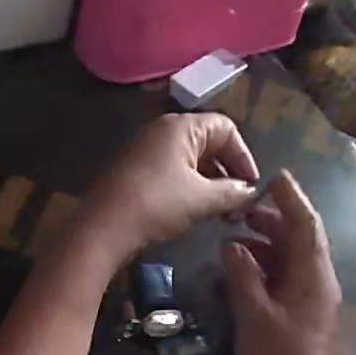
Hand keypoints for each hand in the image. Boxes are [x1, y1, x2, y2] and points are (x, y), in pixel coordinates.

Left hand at [81, 113, 259, 260]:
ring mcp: (147, 152)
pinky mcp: (136, 174)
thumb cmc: (157, 204)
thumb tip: (250, 193)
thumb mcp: (201, 199)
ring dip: (210, 186)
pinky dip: (190, 191)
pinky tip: (196, 214)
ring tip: (221, 215)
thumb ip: (232, 194)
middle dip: (228, 174)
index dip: (244, 157)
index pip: (226, 129)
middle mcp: (163, 132)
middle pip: (209, 145)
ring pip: (190, 163)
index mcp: (182, 127)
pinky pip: (172, 175)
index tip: (252, 187)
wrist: (104, 227)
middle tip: (239, 206)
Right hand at [223, 172, 341, 354]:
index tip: (272, 178)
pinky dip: (265, 270)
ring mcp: (310, 302)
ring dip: (267, 246)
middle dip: (274, 221)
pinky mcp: (300, 318)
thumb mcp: (254, 315)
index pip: (306, 224)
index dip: (290, 198)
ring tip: (236, 238)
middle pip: (300, 240)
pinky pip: (285, 281)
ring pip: (291, 261)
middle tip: (242, 212)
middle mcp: (318, 283)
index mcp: (314, 276)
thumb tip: (233, 245)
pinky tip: (242, 272)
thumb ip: (243, 276)